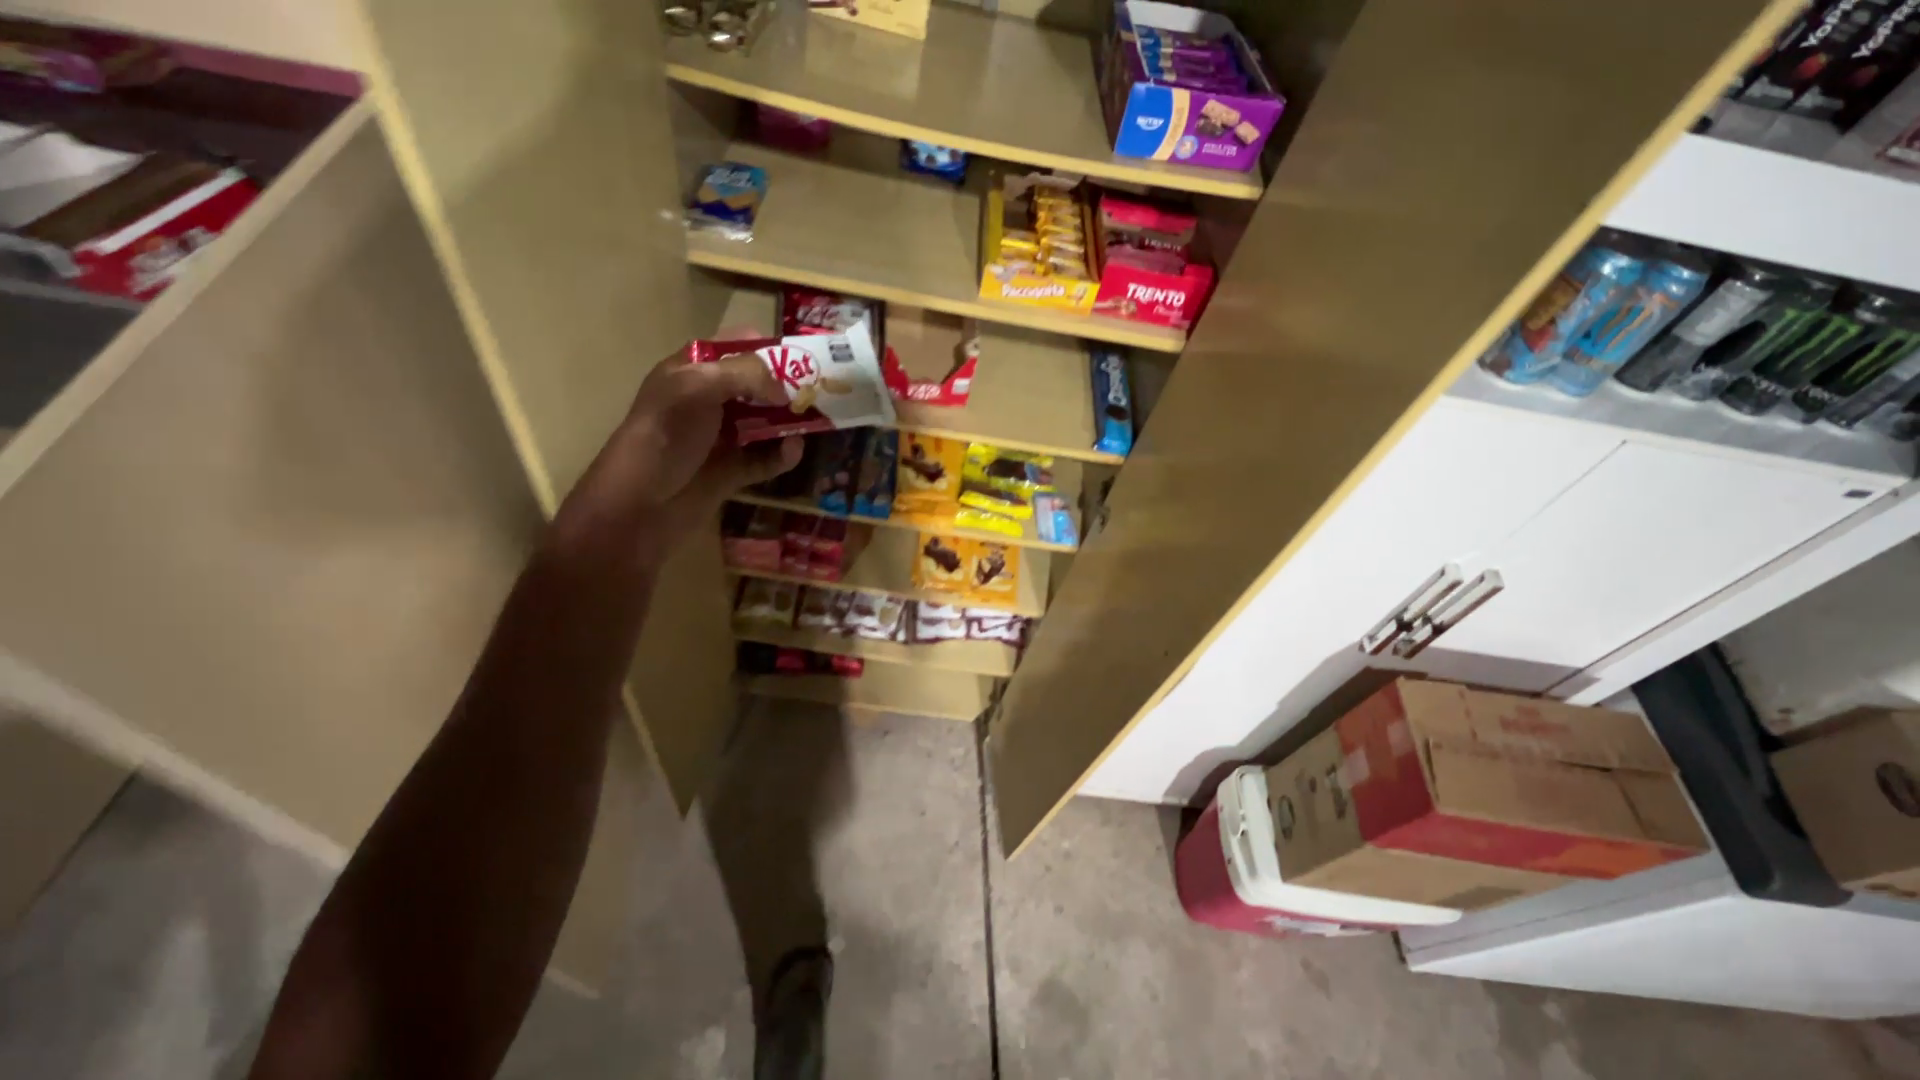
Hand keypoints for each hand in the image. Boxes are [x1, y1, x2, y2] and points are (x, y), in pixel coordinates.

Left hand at [551, 347, 802, 571]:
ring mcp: (719, 438)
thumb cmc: (664, 435)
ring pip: (764, 423)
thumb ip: (746, 375)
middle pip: (756, 385)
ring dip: (789, 420)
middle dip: (787, 386)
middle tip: (821, 389)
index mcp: (691, 371)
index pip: (733, 346)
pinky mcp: (730, 473)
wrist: (640, 505)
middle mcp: (706, 401)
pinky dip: (781, 455)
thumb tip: (785, 389)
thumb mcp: (698, 387)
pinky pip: (764, 459)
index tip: (803, 355)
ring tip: (816, 420)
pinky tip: (795, 450)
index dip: (766, 347)